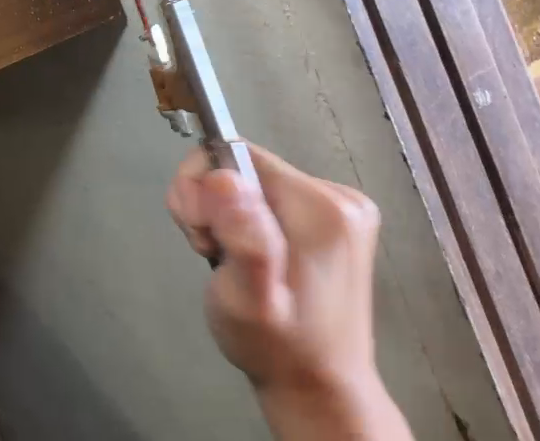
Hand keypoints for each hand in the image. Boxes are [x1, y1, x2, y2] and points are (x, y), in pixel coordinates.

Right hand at [167, 145, 410, 438]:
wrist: (316, 386)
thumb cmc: (276, 344)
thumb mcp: (249, 297)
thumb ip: (244, 238)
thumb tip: (224, 180)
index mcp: (322, 208)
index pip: (233, 153)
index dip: (200, 187)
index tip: (204, 234)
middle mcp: (338, 199)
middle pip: (237, 163)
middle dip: (205, 201)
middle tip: (210, 247)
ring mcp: (336, 210)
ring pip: (242, 179)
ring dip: (216, 212)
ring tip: (223, 256)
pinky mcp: (326, 221)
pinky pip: (257, 195)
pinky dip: (234, 218)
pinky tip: (239, 253)